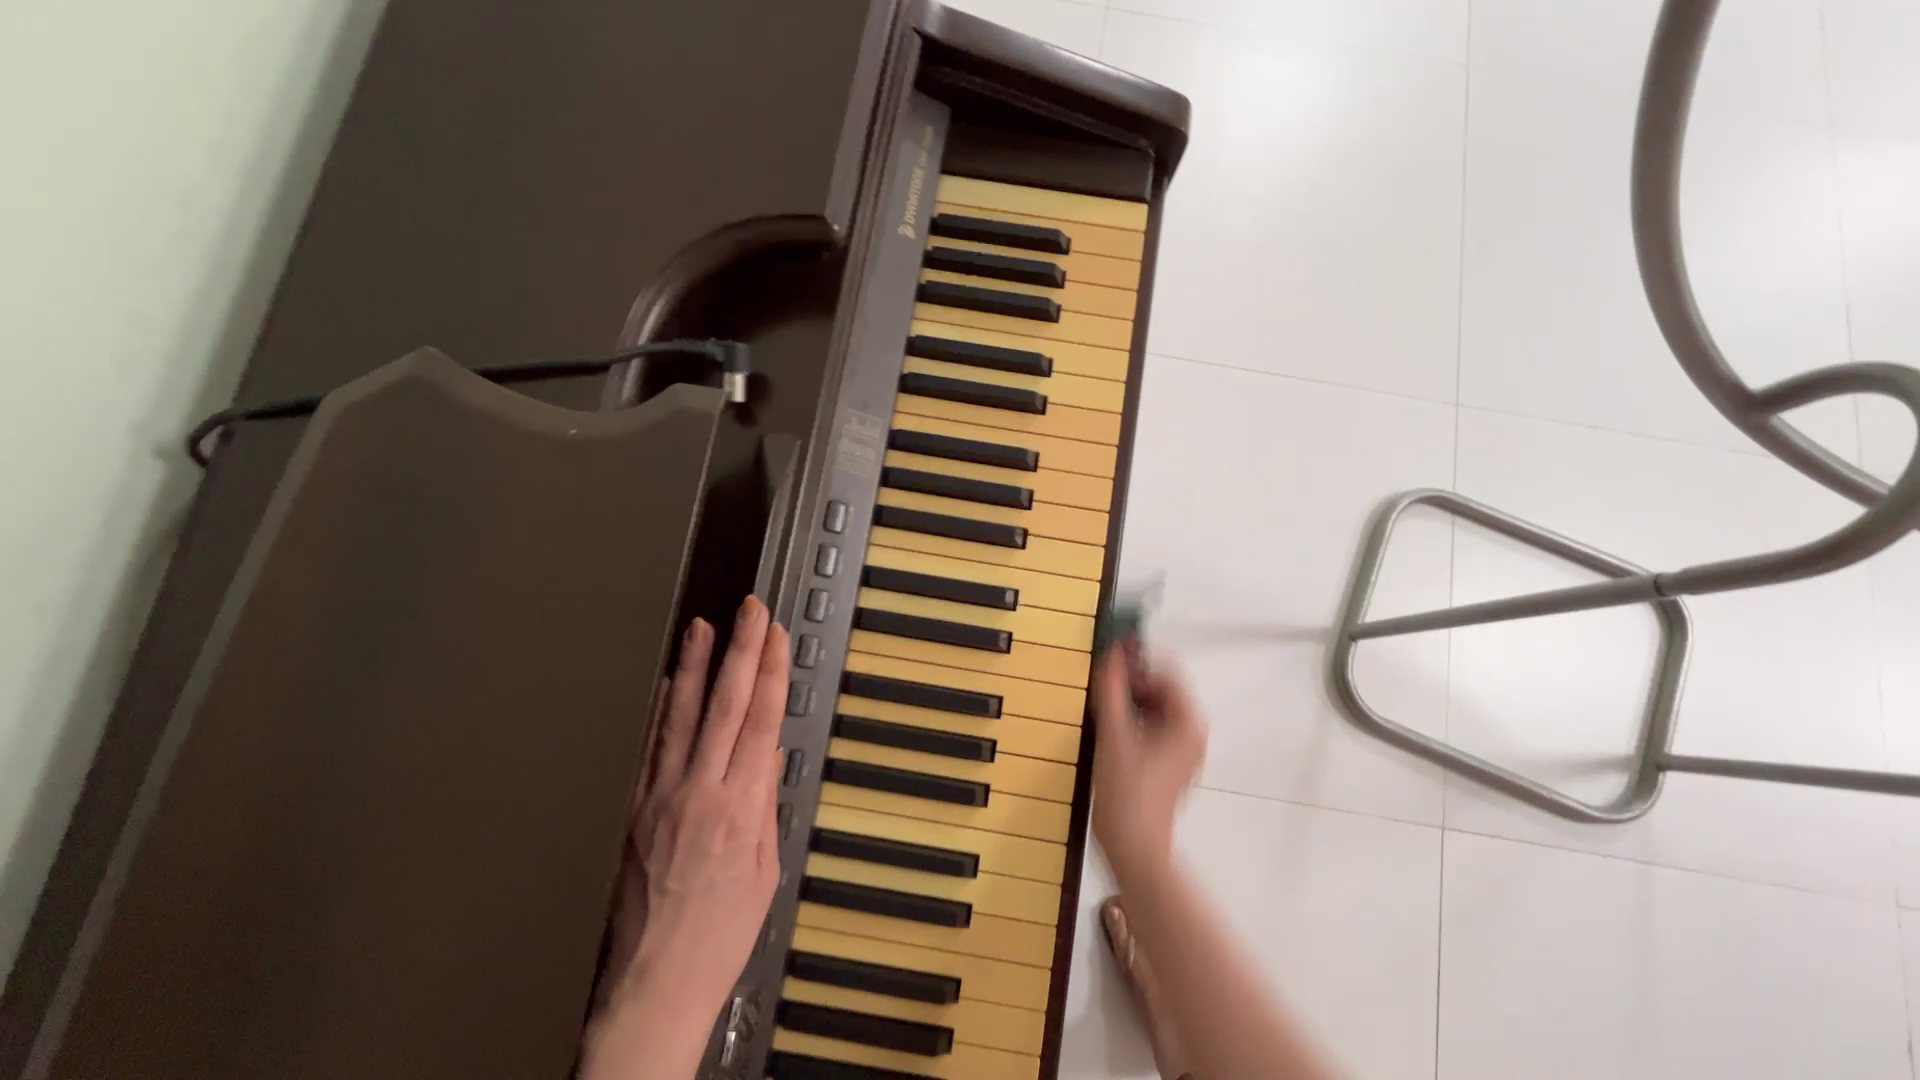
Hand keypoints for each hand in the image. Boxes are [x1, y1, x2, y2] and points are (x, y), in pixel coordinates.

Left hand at [584, 596, 788, 1077]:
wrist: (658, 978)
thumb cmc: (720, 934)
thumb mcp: (765, 870)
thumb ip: (764, 807)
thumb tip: (765, 758)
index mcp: (741, 810)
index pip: (761, 723)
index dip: (771, 673)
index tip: (776, 637)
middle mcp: (699, 794)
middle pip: (725, 707)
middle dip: (741, 652)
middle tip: (749, 611)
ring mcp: (660, 798)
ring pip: (682, 718)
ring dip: (695, 668)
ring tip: (703, 628)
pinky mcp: (633, 810)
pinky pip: (647, 749)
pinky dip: (658, 712)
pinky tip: (664, 685)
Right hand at [1090, 641, 1204, 878]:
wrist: (1133, 847)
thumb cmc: (1127, 792)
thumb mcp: (1114, 734)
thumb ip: (1112, 690)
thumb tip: (1111, 655)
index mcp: (1187, 724)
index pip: (1167, 675)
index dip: (1139, 661)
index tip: (1111, 655)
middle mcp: (1190, 735)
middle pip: (1162, 692)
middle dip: (1133, 682)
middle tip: (1103, 681)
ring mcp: (1180, 753)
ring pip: (1154, 711)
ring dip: (1129, 702)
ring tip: (1101, 705)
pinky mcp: (1165, 767)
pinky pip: (1150, 730)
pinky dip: (1130, 722)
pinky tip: (1108, 728)